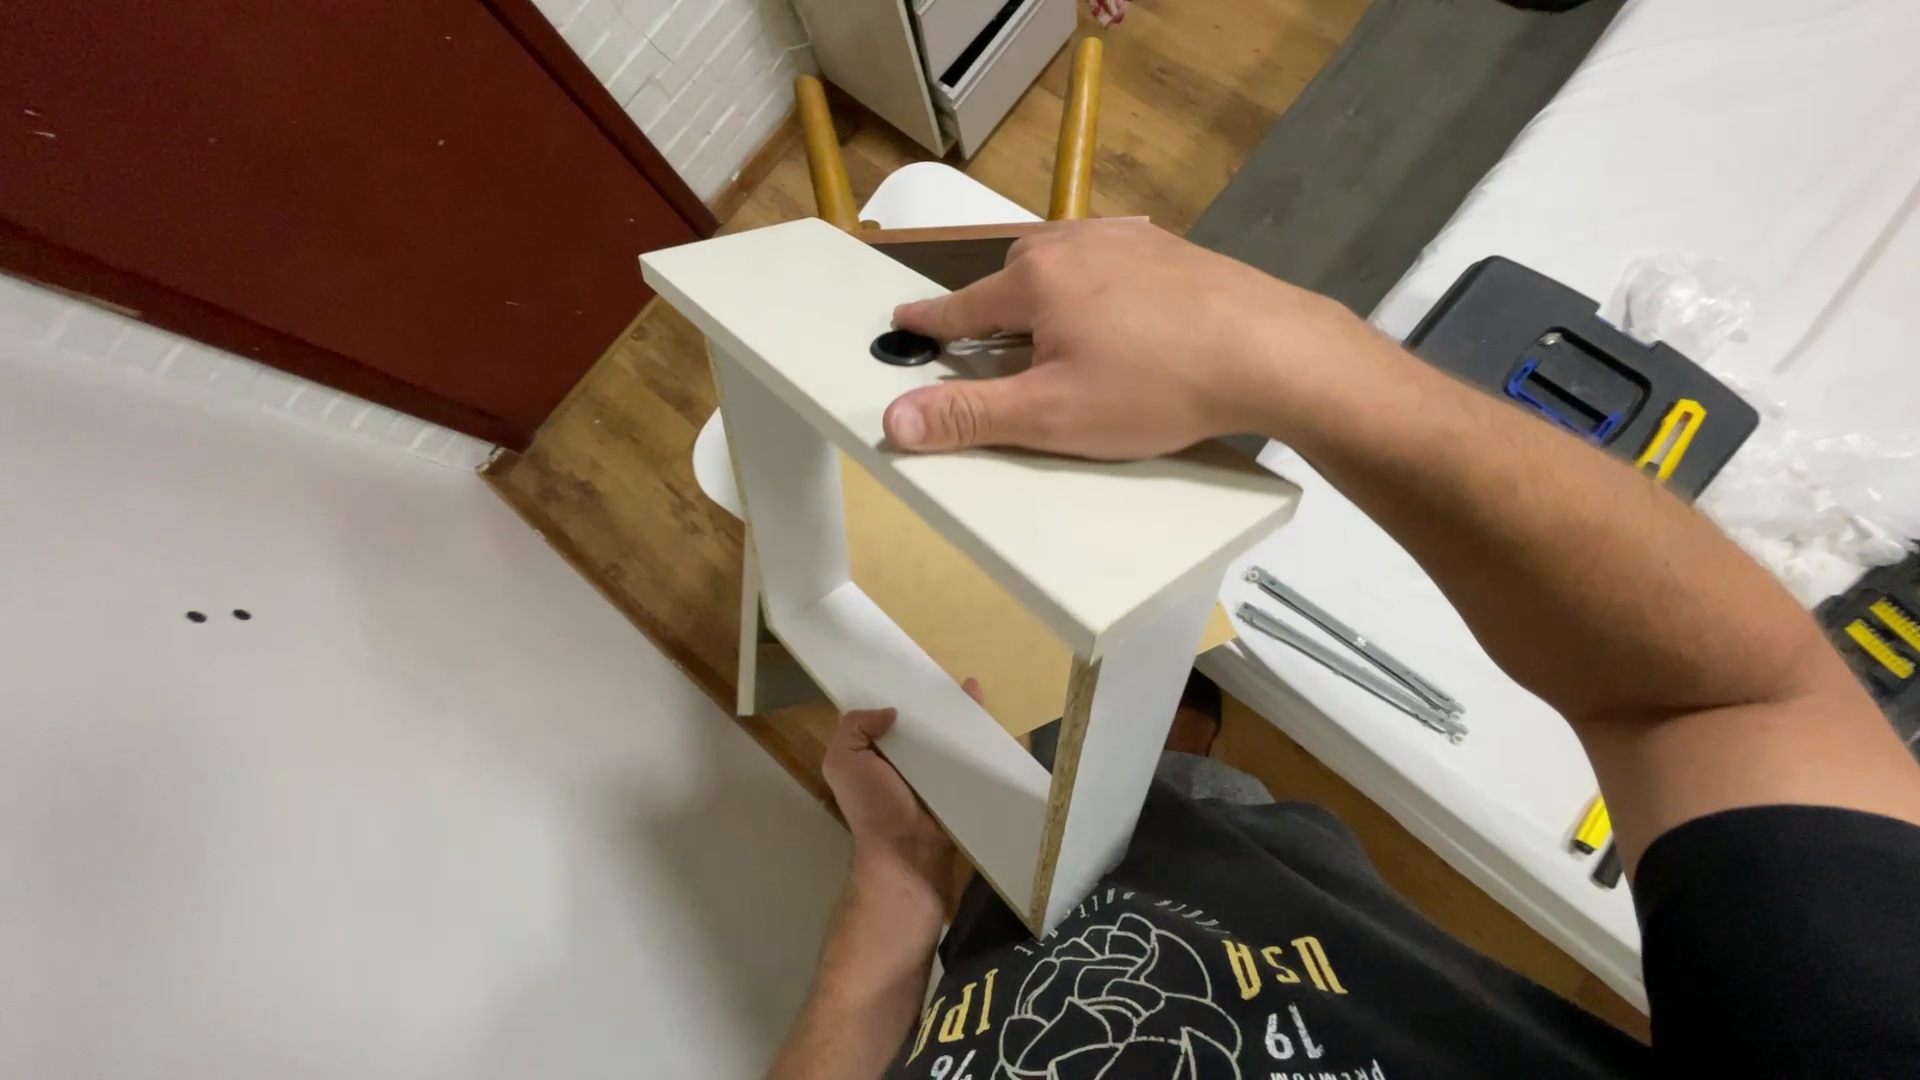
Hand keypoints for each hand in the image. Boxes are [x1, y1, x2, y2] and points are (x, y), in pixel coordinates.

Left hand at [822, 681, 985, 906]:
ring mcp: (934, 770)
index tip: (904, 665)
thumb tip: (890, 711)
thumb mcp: (843, 762)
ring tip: (971, 685)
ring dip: (959, 712)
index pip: (882, 713)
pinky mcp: (959, 782)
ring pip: (947, 733)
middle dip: (930, 698)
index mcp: (874, 752)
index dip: (890, 690)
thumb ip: (853, 728)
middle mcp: (903, 759)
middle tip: (946, 672)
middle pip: (919, 720)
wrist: (908, 853)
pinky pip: (969, 753)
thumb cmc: (872, 806)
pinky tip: (989, 712)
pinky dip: (980, 735)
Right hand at [884, 220, 1372, 459]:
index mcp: (1035, 282)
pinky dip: (1094, 290)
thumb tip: (893, 421)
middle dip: (996, 314)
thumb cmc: (1153, 387)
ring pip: (1062, 266)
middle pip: (1011, 279)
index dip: (928, 323)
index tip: (901, 321)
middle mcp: (1074, 245)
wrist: (1268, 353)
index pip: (961, 307)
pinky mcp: (1168, 250)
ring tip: (1062, 341)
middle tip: (1002, 355)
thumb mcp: (1050, 415)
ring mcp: (1126, 241)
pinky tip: (1119, 321)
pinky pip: (1108, 264)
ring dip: (1047, 298)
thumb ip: (968, 416)